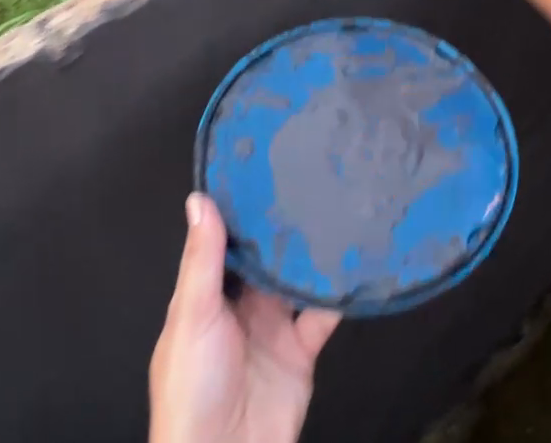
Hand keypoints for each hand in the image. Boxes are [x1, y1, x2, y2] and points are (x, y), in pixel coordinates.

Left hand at [149, 194, 341, 442]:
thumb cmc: (193, 386)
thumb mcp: (192, 318)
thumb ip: (202, 260)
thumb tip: (199, 198)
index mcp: (206, 295)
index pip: (225, 241)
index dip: (241, 208)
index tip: (264, 164)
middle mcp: (240, 305)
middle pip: (265, 257)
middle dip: (284, 225)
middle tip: (313, 174)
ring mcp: (273, 327)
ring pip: (297, 279)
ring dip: (314, 253)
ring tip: (340, 206)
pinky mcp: (302, 350)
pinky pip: (323, 314)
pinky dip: (340, 292)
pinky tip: (358, 261)